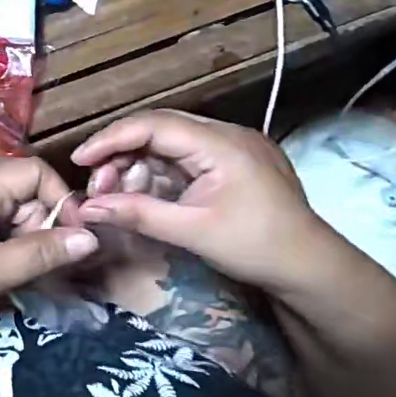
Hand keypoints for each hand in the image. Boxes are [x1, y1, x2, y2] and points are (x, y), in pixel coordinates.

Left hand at [0, 158, 97, 326]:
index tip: (72, 237)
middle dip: (42, 222)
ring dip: (23, 236)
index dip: (60, 199)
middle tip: (43, 261)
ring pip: (9, 207)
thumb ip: (43, 252)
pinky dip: (3, 240)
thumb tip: (91, 238)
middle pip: (24, 189)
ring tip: (19, 271)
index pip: (36, 171)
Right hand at [71, 110, 365, 303]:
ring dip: (137, 162)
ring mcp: (231, 144)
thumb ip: (137, 214)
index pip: (152, 125)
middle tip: (97, 184)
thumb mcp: (191, 232)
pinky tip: (142, 190)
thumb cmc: (257, 249)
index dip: (110, 139)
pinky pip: (183, 154)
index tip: (80, 159)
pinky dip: (157, 170)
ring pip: (167, 140)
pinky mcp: (232, 159)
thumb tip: (86, 209)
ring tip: (116, 192)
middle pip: (157, 128)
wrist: (315, 271)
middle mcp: (226, 133)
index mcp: (220, 144)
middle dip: (120, 153)